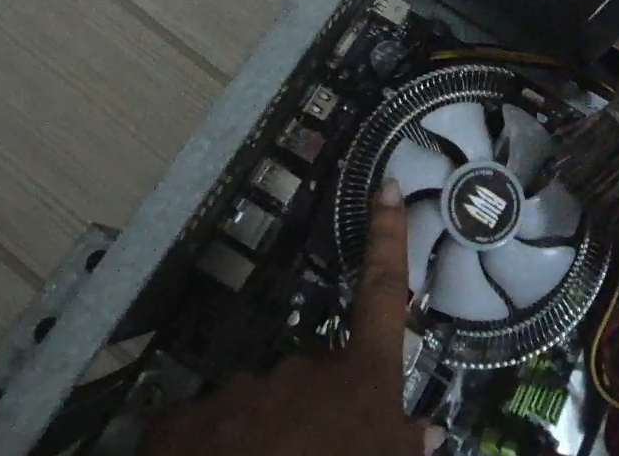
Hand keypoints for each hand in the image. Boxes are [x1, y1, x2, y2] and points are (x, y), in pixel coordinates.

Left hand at [140, 180, 439, 455]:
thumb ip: (401, 444)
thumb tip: (428, 434)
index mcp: (358, 378)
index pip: (382, 294)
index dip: (388, 240)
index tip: (386, 188)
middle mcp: (304, 368)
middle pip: (316, 376)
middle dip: (315, 413)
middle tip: (315, 453)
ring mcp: (246, 387)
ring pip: (263, 406)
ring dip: (267, 437)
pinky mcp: (190, 415)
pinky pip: (209, 428)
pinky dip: (215, 449)